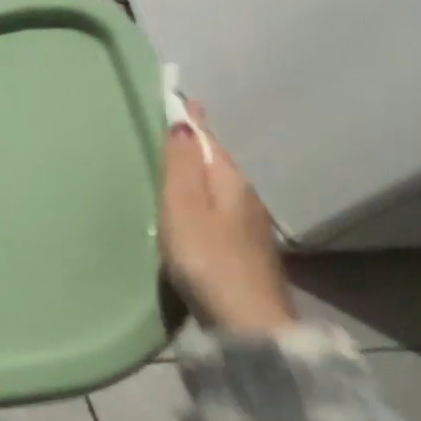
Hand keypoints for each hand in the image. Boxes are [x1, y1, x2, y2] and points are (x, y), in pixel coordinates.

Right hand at [158, 102, 296, 335]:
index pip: (208, 139)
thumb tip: (182, 121)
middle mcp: (245, 198)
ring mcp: (248, 228)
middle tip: (172, 124)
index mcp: (229, 181)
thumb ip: (180, 164)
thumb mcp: (182, 205)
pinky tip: (189, 208)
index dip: (192, 118)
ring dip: (198, 172)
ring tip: (174, 162)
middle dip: (195, 143)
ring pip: (218, 187)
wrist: (248, 324)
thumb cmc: (207, 257)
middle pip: (215, 161)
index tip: (180, 96)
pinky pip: (218, 210)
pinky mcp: (243, 253)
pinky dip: (202, 198)